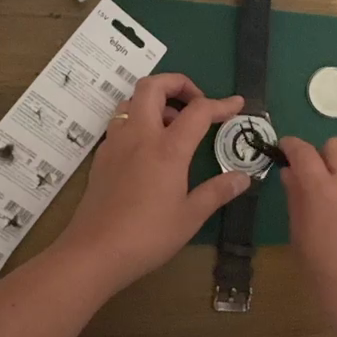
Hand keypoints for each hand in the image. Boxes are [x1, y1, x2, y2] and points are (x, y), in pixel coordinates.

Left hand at [55, 74, 252, 292]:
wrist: (94, 252)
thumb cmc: (147, 235)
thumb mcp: (190, 217)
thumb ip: (217, 191)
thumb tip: (243, 177)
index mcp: (167, 148)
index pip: (198, 111)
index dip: (221, 104)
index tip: (236, 104)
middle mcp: (139, 136)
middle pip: (153, 86)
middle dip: (178, 83)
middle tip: (195, 103)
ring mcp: (116, 144)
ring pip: (131, 101)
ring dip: (154, 101)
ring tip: (172, 125)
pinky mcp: (101, 157)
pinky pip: (120, 124)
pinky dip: (138, 122)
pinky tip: (148, 149)